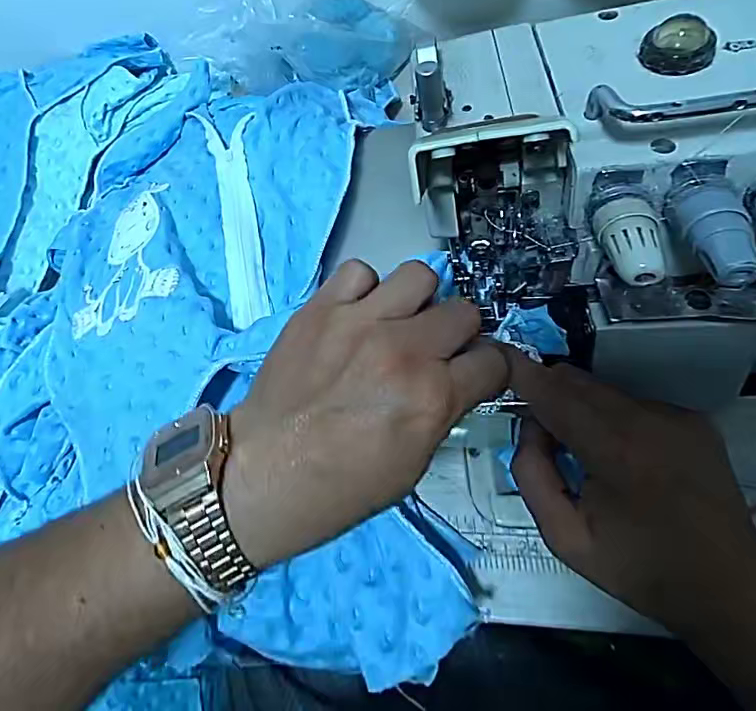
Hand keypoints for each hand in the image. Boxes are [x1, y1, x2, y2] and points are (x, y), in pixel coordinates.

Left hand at [223, 260, 508, 566]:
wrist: (263, 474)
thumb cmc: (340, 484)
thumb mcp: (414, 463)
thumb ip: (444, 408)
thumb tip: (460, 375)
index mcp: (431, 398)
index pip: (493, 360)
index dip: (489, 367)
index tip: (476, 369)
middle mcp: (402, 351)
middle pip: (463, 311)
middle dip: (458, 333)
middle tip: (436, 348)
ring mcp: (359, 322)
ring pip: (419, 275)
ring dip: (417, 300)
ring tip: (398, 322)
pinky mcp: (321, 308)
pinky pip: (360, 271)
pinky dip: (365, 289)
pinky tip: (358, 313)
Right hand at [507, 355, 755, 628]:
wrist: (729, 588)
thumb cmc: (643, 570)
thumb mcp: (567, 540)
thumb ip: (532, 477)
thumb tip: (530, 428)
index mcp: (613, 449)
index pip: (554, 394)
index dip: (522, 372)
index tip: (499, 354)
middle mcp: (646, 418)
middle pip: (577, 383)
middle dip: (550, 395)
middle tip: (545, 436)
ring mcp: (674, 415)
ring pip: (606, 392)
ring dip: (584, 409)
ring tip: (590, 456)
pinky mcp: (693, 418)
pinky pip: (636, 404)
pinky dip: (618, 419)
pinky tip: (630, 459)